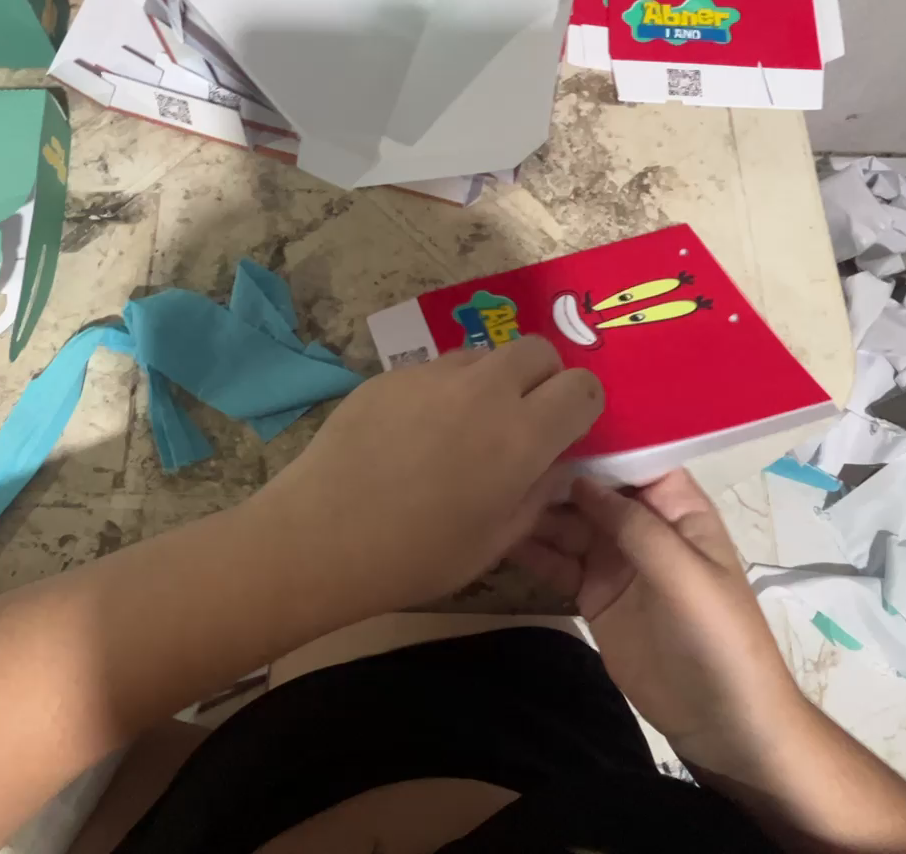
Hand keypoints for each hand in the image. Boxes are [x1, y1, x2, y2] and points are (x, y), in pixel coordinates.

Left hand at [250, 337, 602, 617]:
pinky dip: (445, 389)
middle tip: (522, 419)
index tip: (566, 431)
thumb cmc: (416, 555)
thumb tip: (556, 460)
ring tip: (465, 425)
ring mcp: (433, 374)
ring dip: (493, 380)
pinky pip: (438, 368)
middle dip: (544, 378)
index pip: (583, 387)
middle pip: (538, 350)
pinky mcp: (392, 374)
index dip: (582, 407)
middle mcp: (484, 389)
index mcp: (522, 435)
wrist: (322, 534)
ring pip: (486, 354)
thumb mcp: (496, 540)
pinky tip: (415, 430)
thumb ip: (539, 491)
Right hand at [512, 470, 809, 778]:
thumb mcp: (685, 574)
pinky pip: (556, 562)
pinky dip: (530, 549)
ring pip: (568, 523)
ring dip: (535, 512)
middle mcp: (642, 526)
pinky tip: (496, 536)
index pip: (634, 461)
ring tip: (492, 495)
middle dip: (554, 477)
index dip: (597, 443)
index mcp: (677, 509)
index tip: (550, 421)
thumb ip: (634, 525)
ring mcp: (614, 559)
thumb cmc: (718, 637)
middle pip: (592, 489)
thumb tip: (580, 482)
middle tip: (505, 461)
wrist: (720, 721)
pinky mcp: (591, 593)